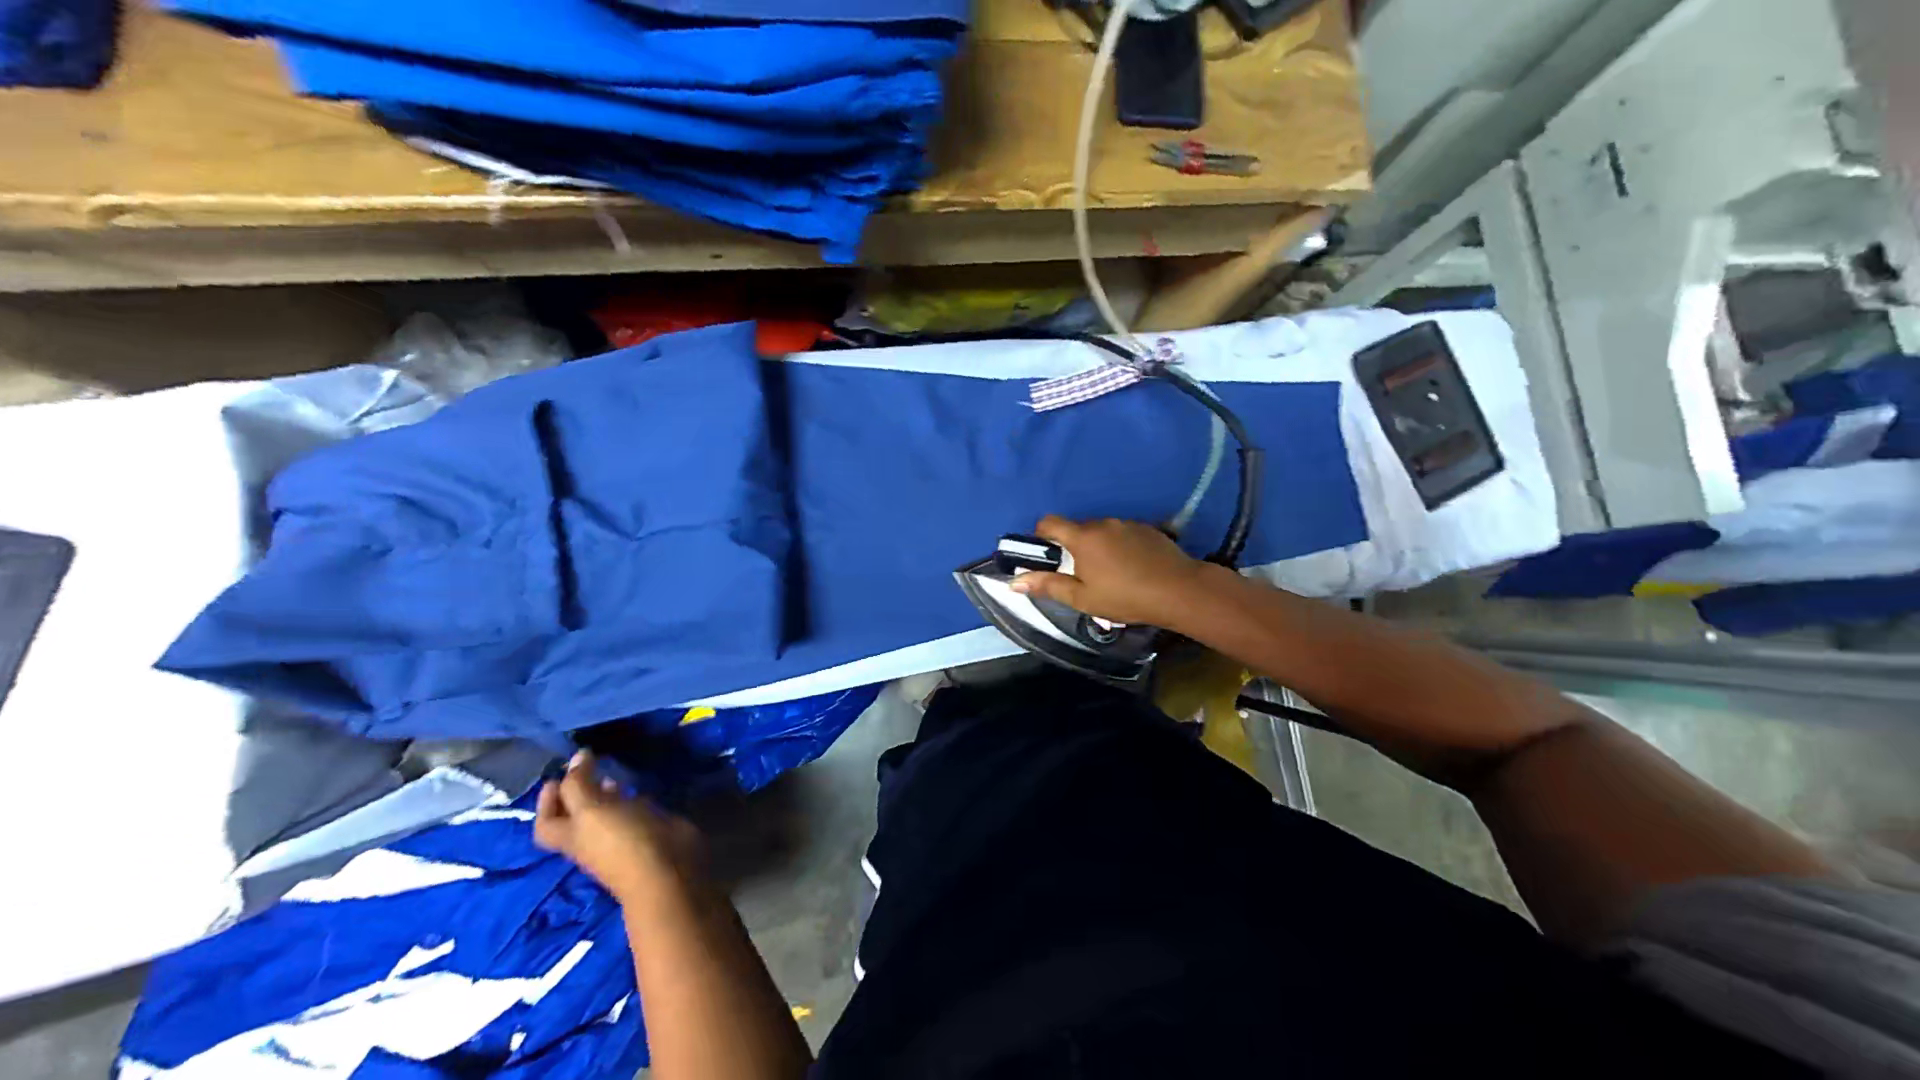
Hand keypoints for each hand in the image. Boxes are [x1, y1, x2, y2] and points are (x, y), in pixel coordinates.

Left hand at [534, 751, 702, 902]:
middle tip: (588, 763)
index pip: (546, 823)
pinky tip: (639, 781)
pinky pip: (634, 809)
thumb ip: (579, 783)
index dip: (545, 802)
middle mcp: (591, 836)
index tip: (557, 775)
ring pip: (606, 811)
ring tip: (613, 767)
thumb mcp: (590, 810)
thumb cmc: (620, 840)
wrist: (665, 868)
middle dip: (578, 790)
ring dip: (606, 790)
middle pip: (576, 815)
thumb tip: (576, 756)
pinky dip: (633, 795)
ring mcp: (621, 833)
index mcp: (570, 836)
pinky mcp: (647, 828)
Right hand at [1009, 515, 1218, 628]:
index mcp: (1082, 537)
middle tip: (1080, 575)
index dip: (1040, 535)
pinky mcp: (1148, 528)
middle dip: (1073, 547)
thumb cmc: (1125, 597)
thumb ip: (1048, 585)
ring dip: (1098, 547)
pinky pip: (1123, 534)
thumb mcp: (1083, 598)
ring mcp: (1127, 523)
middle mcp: (1102, 523)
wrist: (1180, 590)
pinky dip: (1120, 547)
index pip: (1049, 522)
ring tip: (1110, 575)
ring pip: (1101, 531)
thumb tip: (1014, 581)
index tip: (1045, 555)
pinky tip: (1132, 569)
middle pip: (1077, 528)